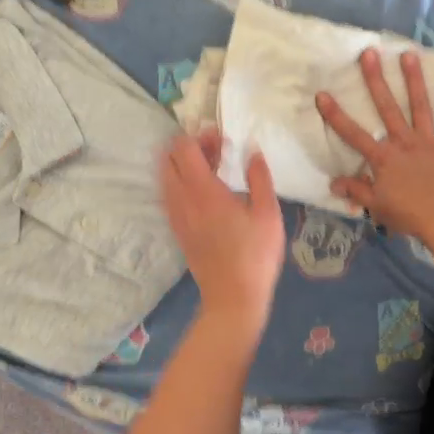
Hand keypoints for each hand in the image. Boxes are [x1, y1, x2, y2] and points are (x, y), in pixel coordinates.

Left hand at [158, 131, 283, 330]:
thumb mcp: (268, 214)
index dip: (200, 136)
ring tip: (212, 169)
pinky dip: (180, 182)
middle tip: (217, 151)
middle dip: (189, 146)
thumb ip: (259, 178)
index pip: (184, 148)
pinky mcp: (177, 229)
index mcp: (204, 191)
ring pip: (164, 175)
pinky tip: (205, 191)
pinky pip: (168, 194)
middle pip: (168, 157)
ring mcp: (176, 215)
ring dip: (182, 164)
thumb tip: (252, 150)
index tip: (223, 139)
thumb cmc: (256, 255)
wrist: (233, 297)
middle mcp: (182, 199)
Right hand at [316, 48, 433, 240]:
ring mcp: (429, 141)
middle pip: (387, 107)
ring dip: (413, 79)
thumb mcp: (378, 207)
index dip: (336, 115)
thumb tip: (333, 183)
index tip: (322, 94)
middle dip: (376, 80)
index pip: (354, 134)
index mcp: (384, 159)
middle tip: (370, 53)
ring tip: (408, 54)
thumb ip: (357, 191)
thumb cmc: (410, 215)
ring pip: (419, 105)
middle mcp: (404, 143)